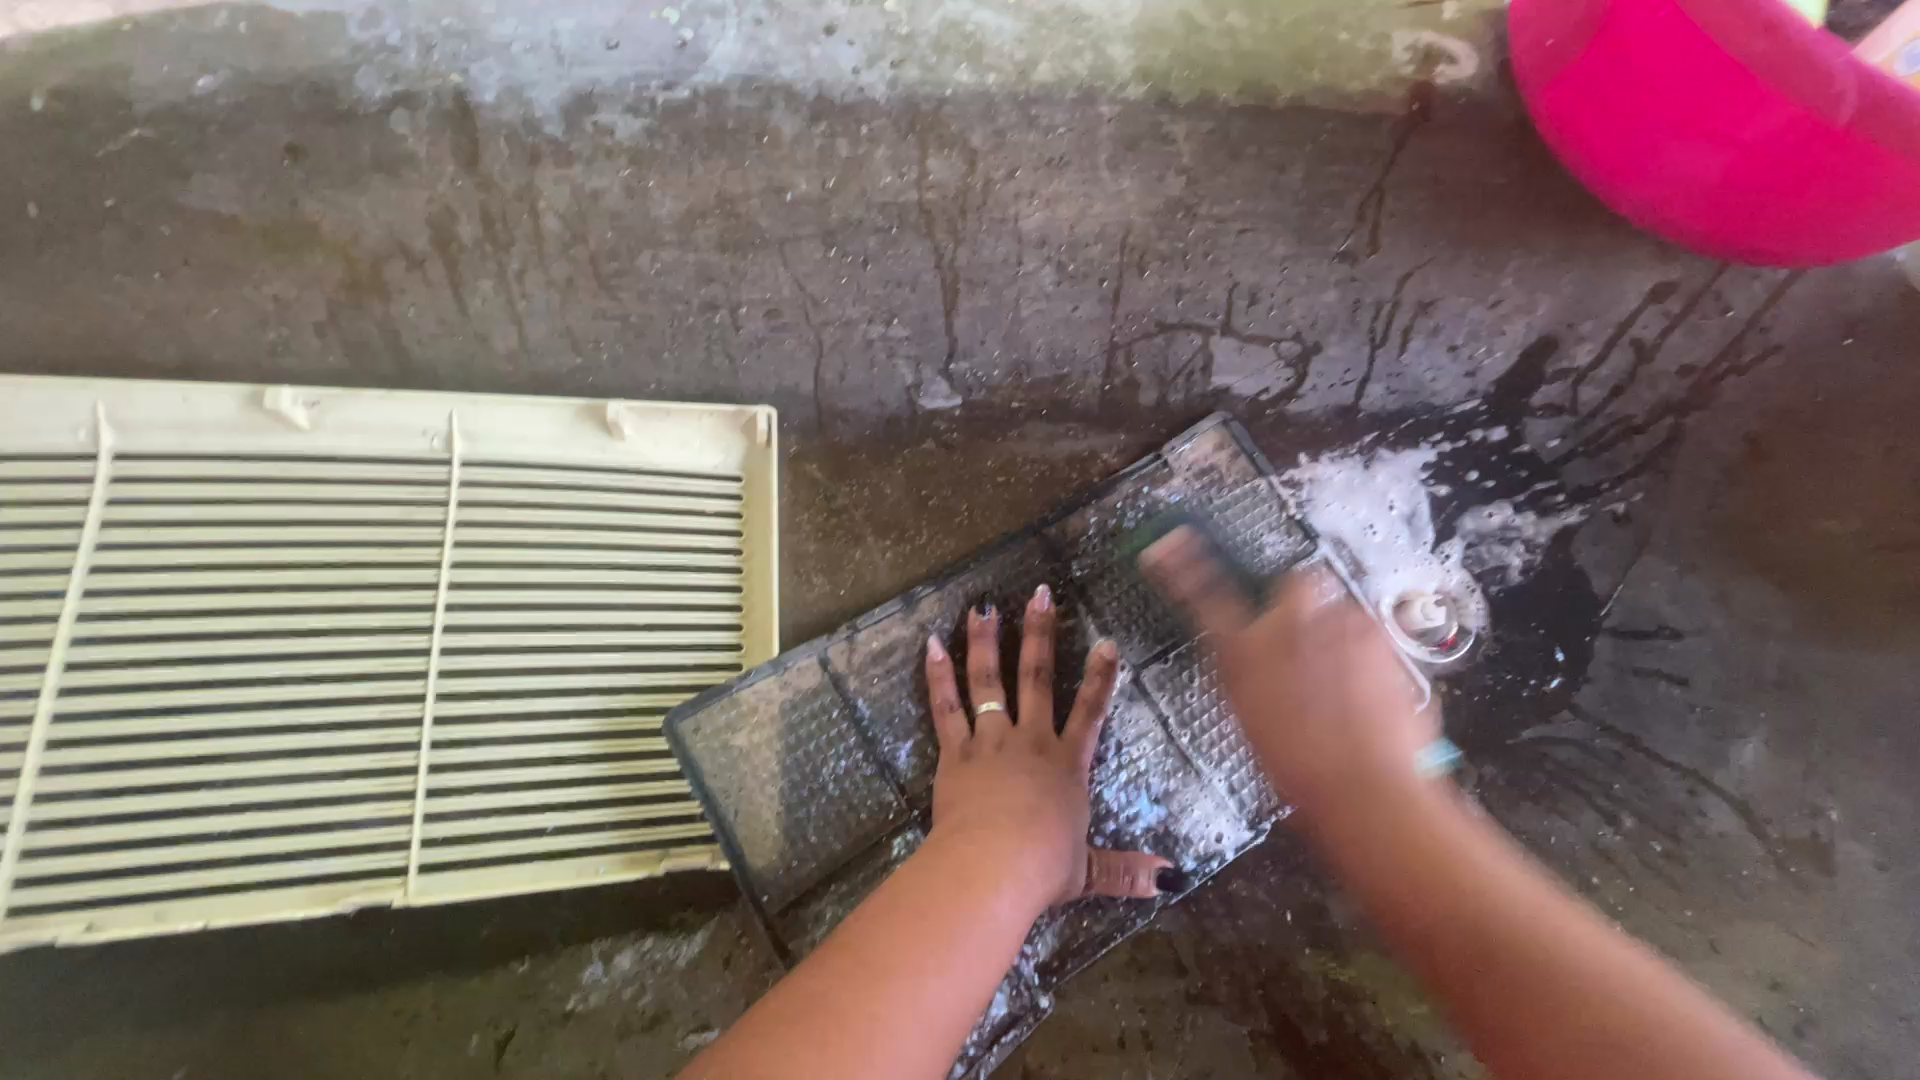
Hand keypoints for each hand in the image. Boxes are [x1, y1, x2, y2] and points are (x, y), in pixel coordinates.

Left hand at [923, 585, 1175, 908]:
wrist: (993, 867)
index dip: (1100, 677)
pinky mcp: (955, 752)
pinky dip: (938, 675)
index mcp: (1066, 765)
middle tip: (1040, 594)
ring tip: (984, 606)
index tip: (1106, 642)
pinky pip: (946, 706)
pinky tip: (932, 644)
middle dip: (1039, 633)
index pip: (1090, 712)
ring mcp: (991, 741)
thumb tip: (1173, 881)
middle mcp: (1030, 741)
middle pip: (1035, 676)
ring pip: (988, 680)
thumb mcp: (1088, 872)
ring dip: (986, 640)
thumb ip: (1127, 871)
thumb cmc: (1042, 868)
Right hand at [1139, 528, 1438, 823]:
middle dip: (1297, 602)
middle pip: (1291, 583)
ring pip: (1335, 608)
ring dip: (1334, 629)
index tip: (1172, 544)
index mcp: (1240, 648)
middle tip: (1301, 637)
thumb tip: (1240, 652)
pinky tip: (1364, 687)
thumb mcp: (1247, 715)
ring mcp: (1337, 625)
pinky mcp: (1380, 637)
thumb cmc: (1297, 764)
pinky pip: (1367, 630)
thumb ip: (1239, 671)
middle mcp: (1286, 624)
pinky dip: (1364, 649)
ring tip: (1340, 676)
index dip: (1184, 565)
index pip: (1203, 592)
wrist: (1366, 786)